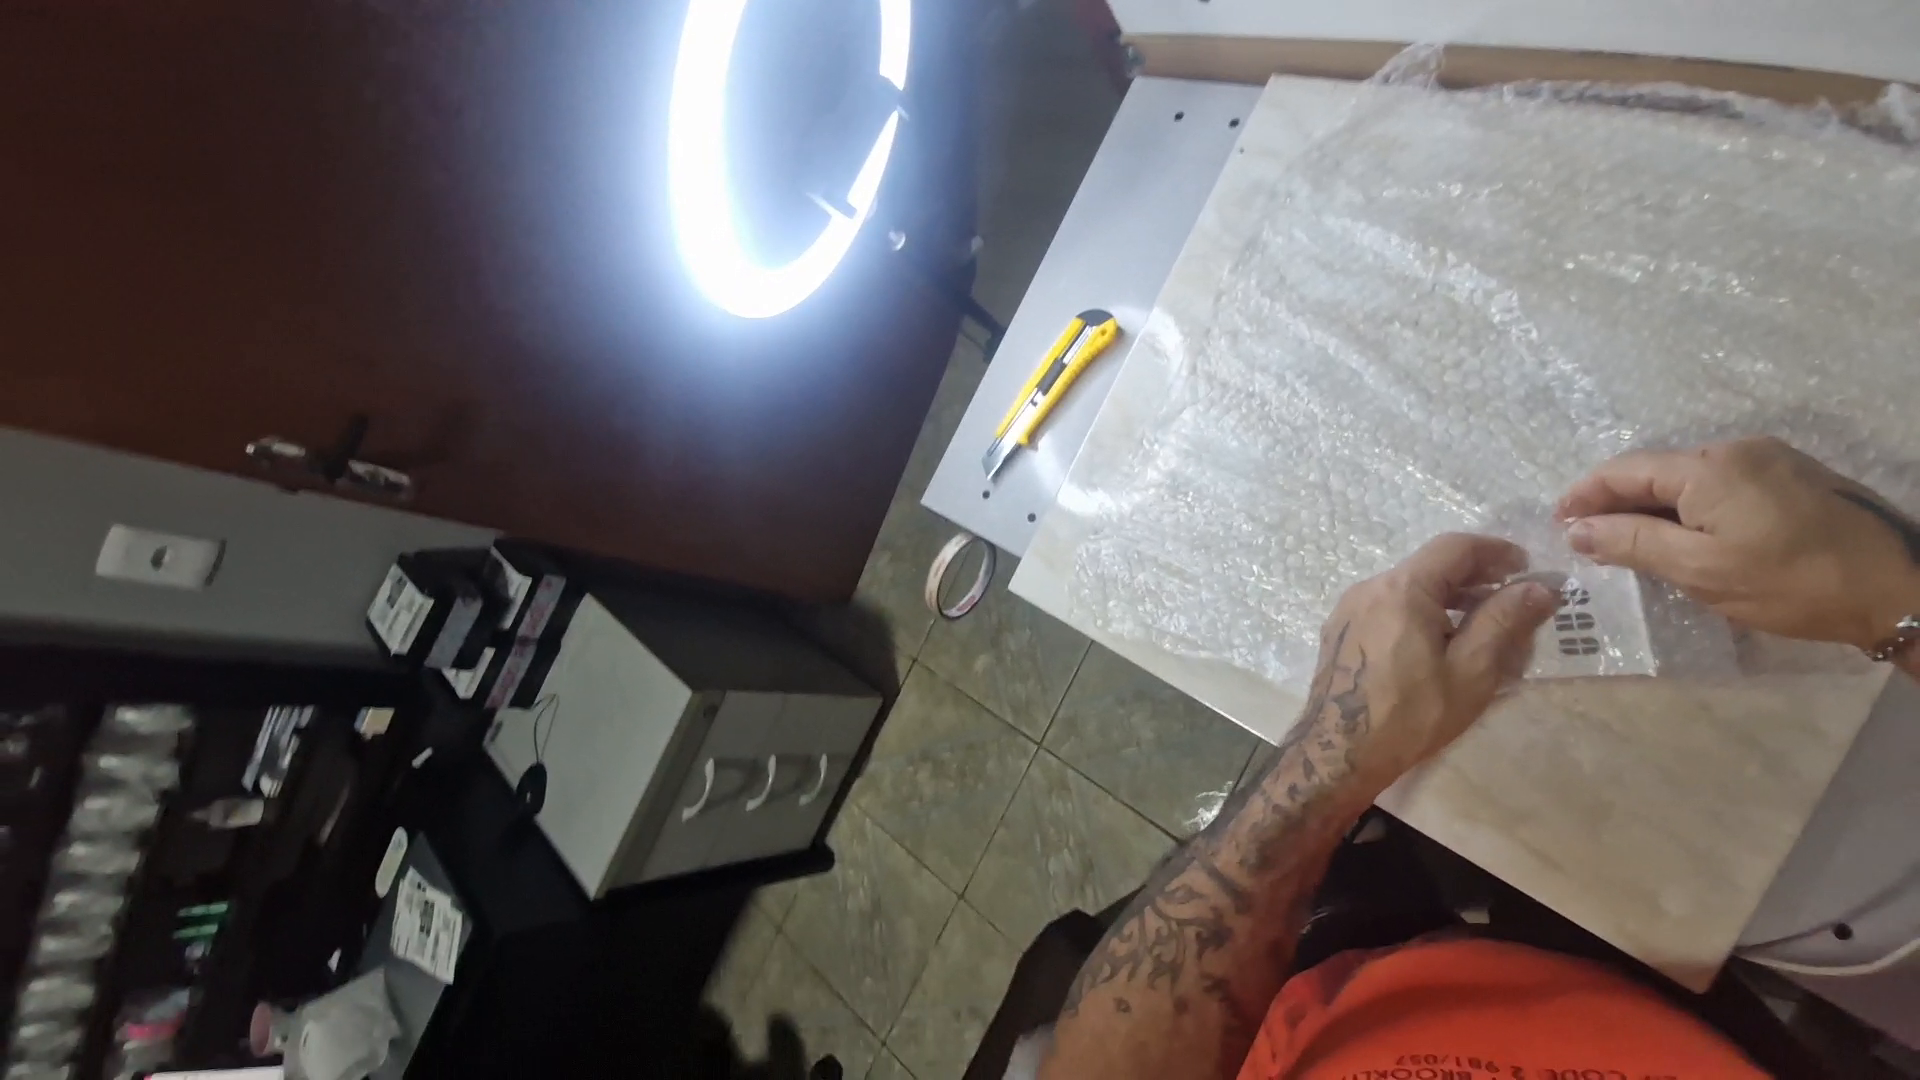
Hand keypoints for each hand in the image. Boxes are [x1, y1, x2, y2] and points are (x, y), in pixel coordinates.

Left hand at [1306, 533, 1558, 788]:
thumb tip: (1540, 586)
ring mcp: (1347, 610)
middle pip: (1428, 566)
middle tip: (1514, 601)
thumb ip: (1504, 621)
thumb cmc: (1411, 713)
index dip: (1496, 551)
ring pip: (1407, 588)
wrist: (1340, 749)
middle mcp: (1366, 589)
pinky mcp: (1340, 631)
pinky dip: (1420, 612)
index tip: (1528, 569)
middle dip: (1475, 578)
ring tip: (1486, 626)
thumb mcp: (1471, 669)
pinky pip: (1387, 607)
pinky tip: (1442, 642)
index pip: (1453, 547)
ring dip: (1448, 598)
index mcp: (1398, 589)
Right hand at [1556, 437, 1919, 649]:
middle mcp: (1737, 451)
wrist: (1907, 592)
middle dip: (1614, 504)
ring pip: (1684, 481)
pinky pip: (1716, 487)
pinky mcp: (1792, 479)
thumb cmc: (1792, 581)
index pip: (1623, 472)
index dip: (1582, 496)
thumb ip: (1630, 543)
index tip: (1558, 526)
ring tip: (1627, 543)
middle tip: (1587, 540)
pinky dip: (1685, 509)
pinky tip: (1678, 537)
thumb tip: (1577, 530)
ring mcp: (1770, 462)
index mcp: (1710, 468)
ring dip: (1649, 509)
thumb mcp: (1698, 568)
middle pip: (1653, 473)